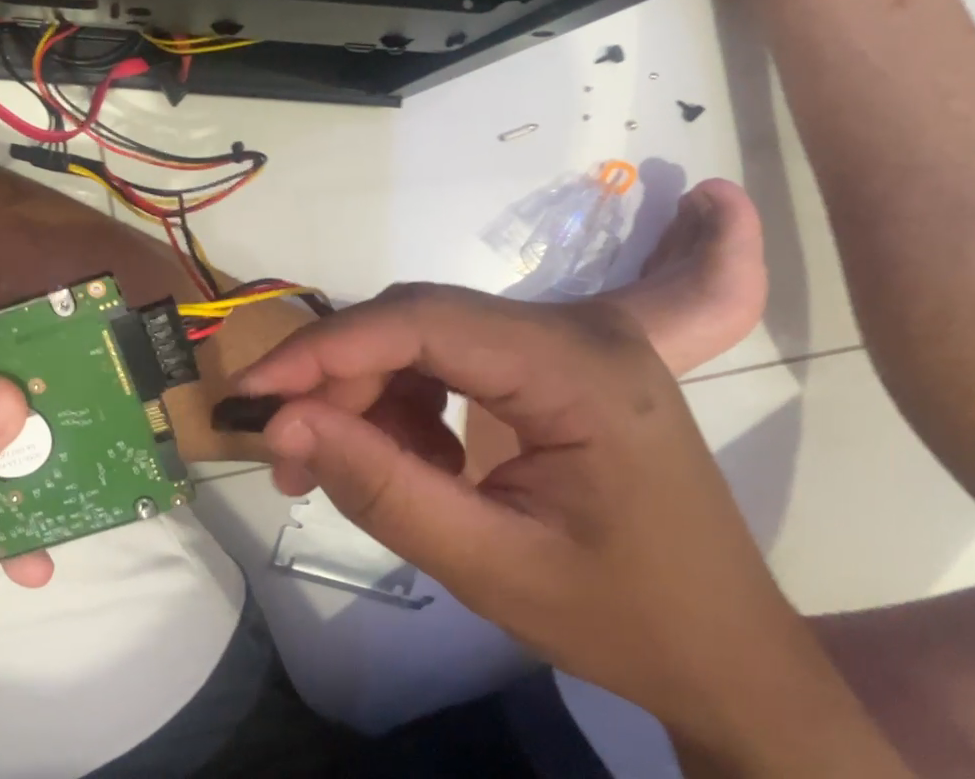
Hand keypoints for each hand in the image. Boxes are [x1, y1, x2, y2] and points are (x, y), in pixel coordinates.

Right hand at [239, 284, 911, 777]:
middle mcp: (577, 331)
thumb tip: (283, 424)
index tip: (250, 396)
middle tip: (290, 456)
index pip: (421, 322)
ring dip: (371, 396)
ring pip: (428, 337)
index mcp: (579, 369)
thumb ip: (382, 489)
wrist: (724, 653)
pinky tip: (409, 464)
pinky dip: (410, 406)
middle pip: (419, 322)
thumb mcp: (488, 565)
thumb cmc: (620, 618)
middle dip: (342, 380)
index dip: (324, 350)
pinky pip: (454, 361)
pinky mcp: (557, 366)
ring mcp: (571, 342)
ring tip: (342, 469)